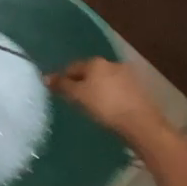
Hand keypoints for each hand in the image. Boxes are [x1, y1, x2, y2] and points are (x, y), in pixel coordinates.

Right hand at [46, 57, 171, 143]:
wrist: (141, 123)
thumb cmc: (105, 106)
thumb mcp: (78, 96)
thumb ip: (62, 85)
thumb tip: (45, 77)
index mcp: (95, 62)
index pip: (72, 67)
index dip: (63, 79)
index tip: (59, 93)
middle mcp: (111, 63)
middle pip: (89, 72)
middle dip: (81, 83)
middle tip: (75, 100)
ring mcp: (127, 75)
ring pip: (104, 80)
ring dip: (97, 89)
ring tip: (93, 106)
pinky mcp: (139, 89)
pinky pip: (117, 89)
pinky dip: (110, 96)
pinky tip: (110, 108)